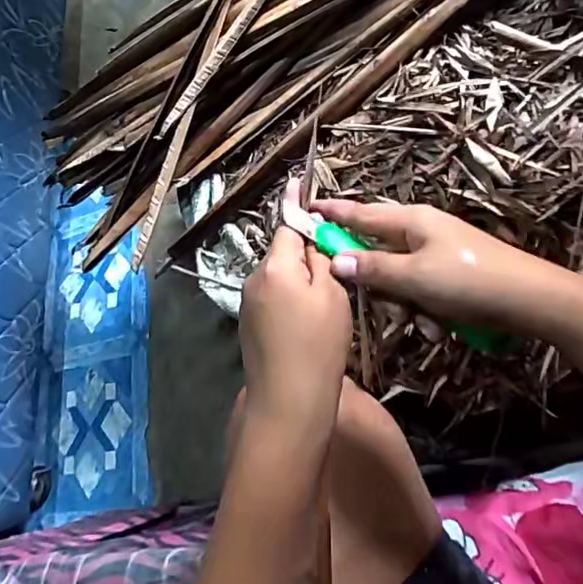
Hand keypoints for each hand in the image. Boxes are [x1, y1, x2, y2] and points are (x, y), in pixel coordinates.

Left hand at [239, 225, 351, 425]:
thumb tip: (313, 244)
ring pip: (278, 277)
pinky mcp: (248, 325)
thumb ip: (322, 261)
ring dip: (297, 280)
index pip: (287, 225)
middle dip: (305, 254)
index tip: (298, 182)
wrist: (288, 401)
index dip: (299, 208)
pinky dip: (289, 300)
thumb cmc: (318, 344)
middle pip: (282, 253)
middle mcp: (254, 279)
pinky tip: (306, 324)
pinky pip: (272, 298)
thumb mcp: (332, 296)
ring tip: (324, 305)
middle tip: (334, 269)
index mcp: (274, 266)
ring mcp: (248, 303)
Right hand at [309, 198, 551, 328]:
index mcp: (409, 220)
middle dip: (377, 283)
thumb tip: (336, 260)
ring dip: (404, 304)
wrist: (533, 300)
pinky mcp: (450, 274)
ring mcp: (437, 252)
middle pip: (375, 250)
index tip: (304, 212)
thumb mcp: (414, 278)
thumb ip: (372, 269)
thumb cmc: (468, 281)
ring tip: (423, 324)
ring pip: (397, 276)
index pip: (358, 212)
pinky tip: (440, 328)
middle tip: (385, 307)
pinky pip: (421, 289)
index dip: (331, 213)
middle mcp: (420, 230)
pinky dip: (425, 309)